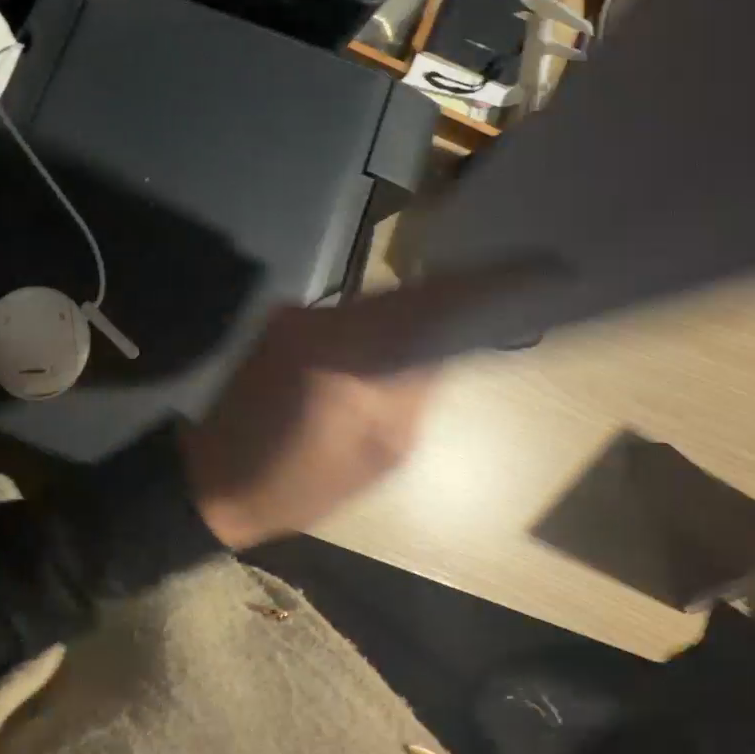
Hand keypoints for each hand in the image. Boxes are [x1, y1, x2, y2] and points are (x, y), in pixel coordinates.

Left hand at [179, 271, 511, 549]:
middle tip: (505, 293)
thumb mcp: (382, 450)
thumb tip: (447, 343)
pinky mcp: (278, 322)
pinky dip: (377, 321)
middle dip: (455, 293)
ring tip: (462, 316)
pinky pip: (345, 313)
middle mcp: (319, 322)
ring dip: (414, 308)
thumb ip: (418, 387)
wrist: (215, 477)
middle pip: (404, 294)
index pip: (433, 304)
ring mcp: (293, 317)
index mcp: (350, 359)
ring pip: (374, 302)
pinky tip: (398, 338)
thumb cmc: (303, 483)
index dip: (488, 284)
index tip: (539, 269)